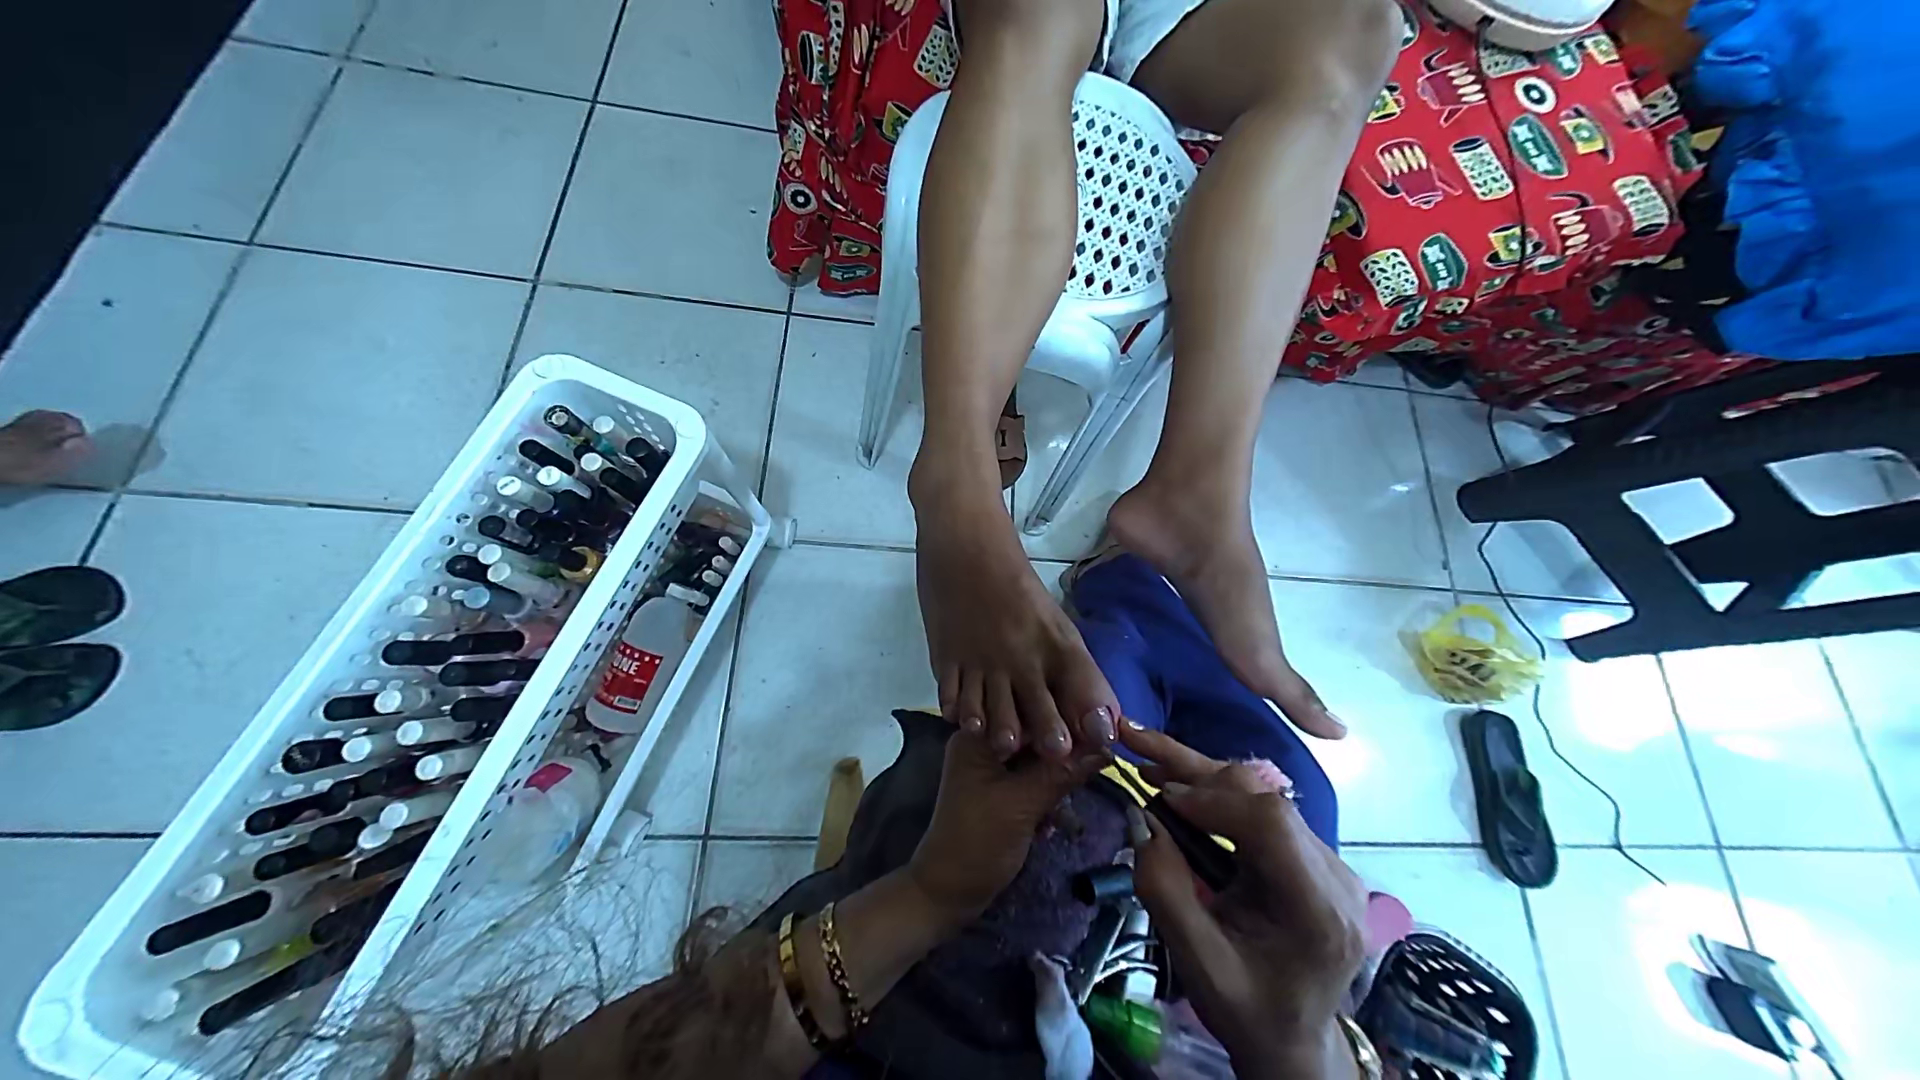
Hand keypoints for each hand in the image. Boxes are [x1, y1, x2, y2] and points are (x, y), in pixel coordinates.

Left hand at [906, 727, 1111, 923]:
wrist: (947, 893)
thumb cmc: (977, 842)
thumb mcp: (1022, 804)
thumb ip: (1062, 773)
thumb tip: (1105, 748)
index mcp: (979, 734)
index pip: (1027, 711)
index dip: (1063, 720)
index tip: (1099, 731)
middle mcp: (984, 743)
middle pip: (1035, 734)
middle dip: (1064, 752)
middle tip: (1094, 767)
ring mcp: (992, 768)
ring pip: (1037, 758)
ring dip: (1057, 779)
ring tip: (1068, 805)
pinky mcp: (1001, 792)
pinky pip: (1032, 780)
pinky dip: (1046, 796)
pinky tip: (1054, 822)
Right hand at [1120, 723, 1367, 1077]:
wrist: (1292, 1040)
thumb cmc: (1246, 1010)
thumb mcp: (1197, 962)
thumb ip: (1165, 889)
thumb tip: (1141, 818)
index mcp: (1318, 908)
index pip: (1270, 822)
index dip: (1211, 798)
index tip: (1160, 796)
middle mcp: (1334, 874)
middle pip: (1264, 798)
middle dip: (1197, 774)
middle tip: (1140, 758)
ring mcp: (1328, 861)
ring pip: (1260, 793)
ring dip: (1201, 775)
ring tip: (1147, 757)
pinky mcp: (1311, 855)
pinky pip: (1260, 808)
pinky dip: (1214, 792)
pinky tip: (1175, 781)